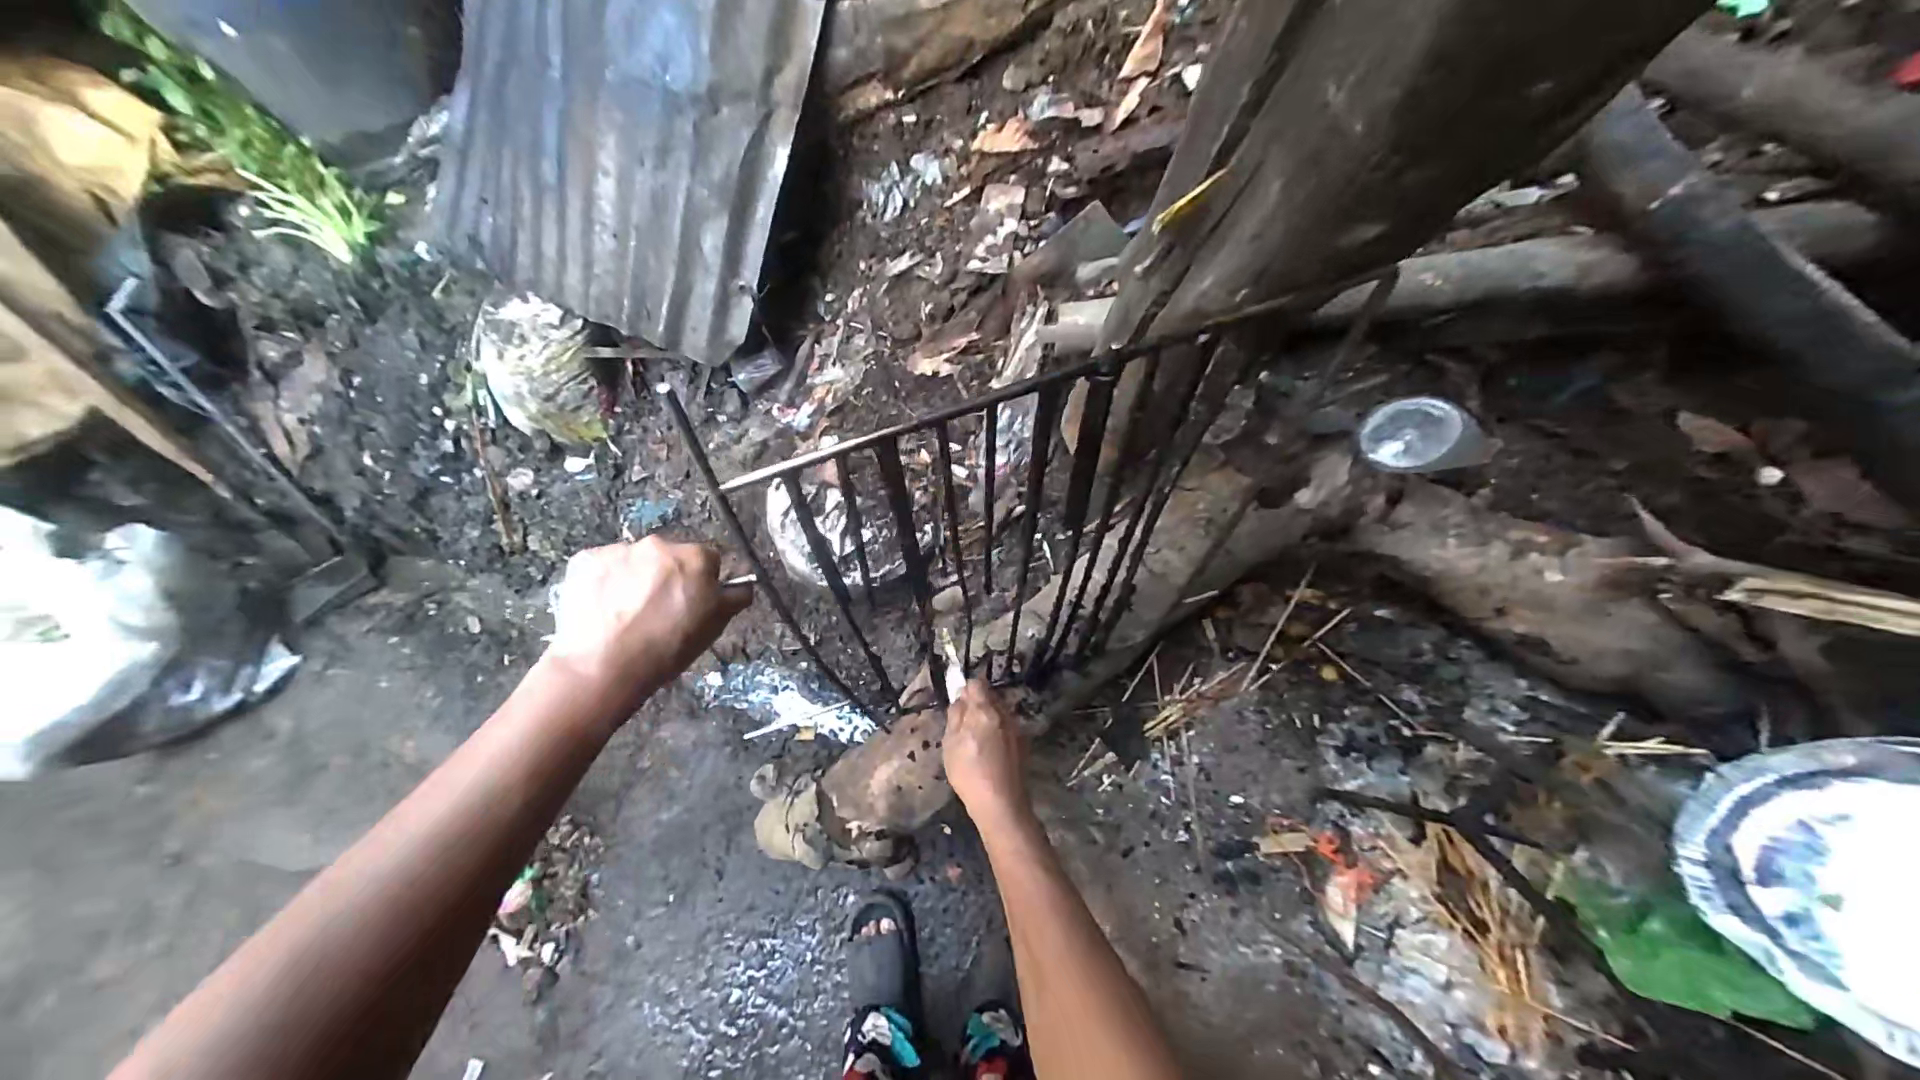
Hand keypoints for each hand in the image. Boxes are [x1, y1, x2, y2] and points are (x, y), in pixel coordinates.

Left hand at [544, 537, 751, 712]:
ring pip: (635, 560)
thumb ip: (735, 598)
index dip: (701, 584)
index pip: (709, 561)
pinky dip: (605, 582)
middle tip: (658, 612)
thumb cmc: (667, 649)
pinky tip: (602, 609)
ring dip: (636, 578)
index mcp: (696, 558)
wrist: (602, 666)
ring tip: (626, 614)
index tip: (690, 606)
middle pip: (670, 557)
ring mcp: (619, 550)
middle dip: (667, 577)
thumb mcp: (715, 627)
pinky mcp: (584, 560)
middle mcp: (659, 544)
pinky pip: (603, 566)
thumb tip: (744, 584)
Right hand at [944, 679, 1031, 831]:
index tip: (959, 706)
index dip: (966, 691)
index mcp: (984, 710)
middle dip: (978, 704)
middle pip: (990, 696)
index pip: (977, 683)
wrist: (1002, 803)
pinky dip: (998, 731)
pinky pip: (1007, 727)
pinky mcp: (1023, 742)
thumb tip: (960, 699)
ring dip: (989, 718)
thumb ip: (955, 717)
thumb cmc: (969, 773)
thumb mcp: (950, 744)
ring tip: (977, 741)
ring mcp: (1017, 728)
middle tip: (965, 725)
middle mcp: (1004, 713)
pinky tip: (991, 751)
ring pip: (1000, 712)